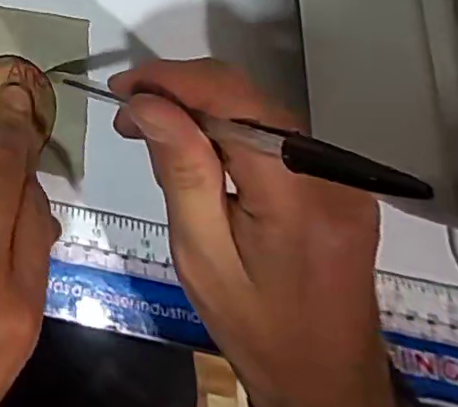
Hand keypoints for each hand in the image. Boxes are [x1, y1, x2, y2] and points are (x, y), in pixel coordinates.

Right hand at [112, 60, 392, 406]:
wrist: (329, 382)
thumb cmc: (257, 330)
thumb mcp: (202, 258)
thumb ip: (180, 173)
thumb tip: (147, 103)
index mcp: (294, 194)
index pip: (231, 100)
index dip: (172, 80)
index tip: (123, 88)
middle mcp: (324, 168)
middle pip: (243, 93)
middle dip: (178, 89)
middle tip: (130, 112)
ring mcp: (333, 168)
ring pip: (252, 103)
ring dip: (196, 103)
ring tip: (152, 126)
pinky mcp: (331, 172)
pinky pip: (266, 125)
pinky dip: (222, 121)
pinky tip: (193, 143)